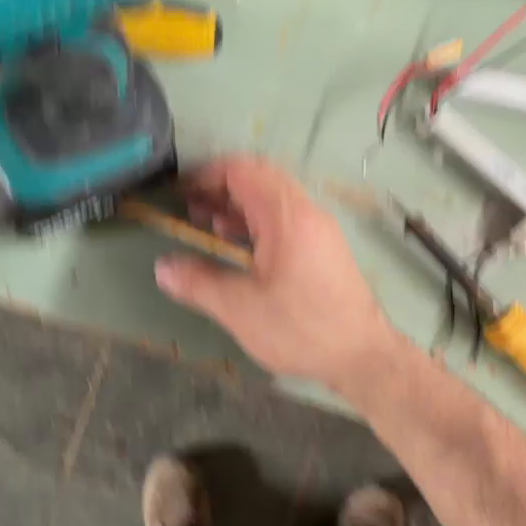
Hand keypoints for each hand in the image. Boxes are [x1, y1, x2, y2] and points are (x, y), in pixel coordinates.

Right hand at [154, 155, 398, 391]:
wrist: (363, 356)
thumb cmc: (301, 330)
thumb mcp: (240, 309)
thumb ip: (198, 283)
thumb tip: (162, 268)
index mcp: (287, 216)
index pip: (242, 169)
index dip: (205, 175)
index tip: (178, 195)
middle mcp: (307, 212)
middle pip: (259, 179)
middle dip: (219, 191)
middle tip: (190, 214)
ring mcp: (320, 229)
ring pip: (273, 200)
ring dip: (239, 209)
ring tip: (209, 233)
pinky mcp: (325, 248)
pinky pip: (286, 219)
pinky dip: (258, 225)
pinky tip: (241, 253)